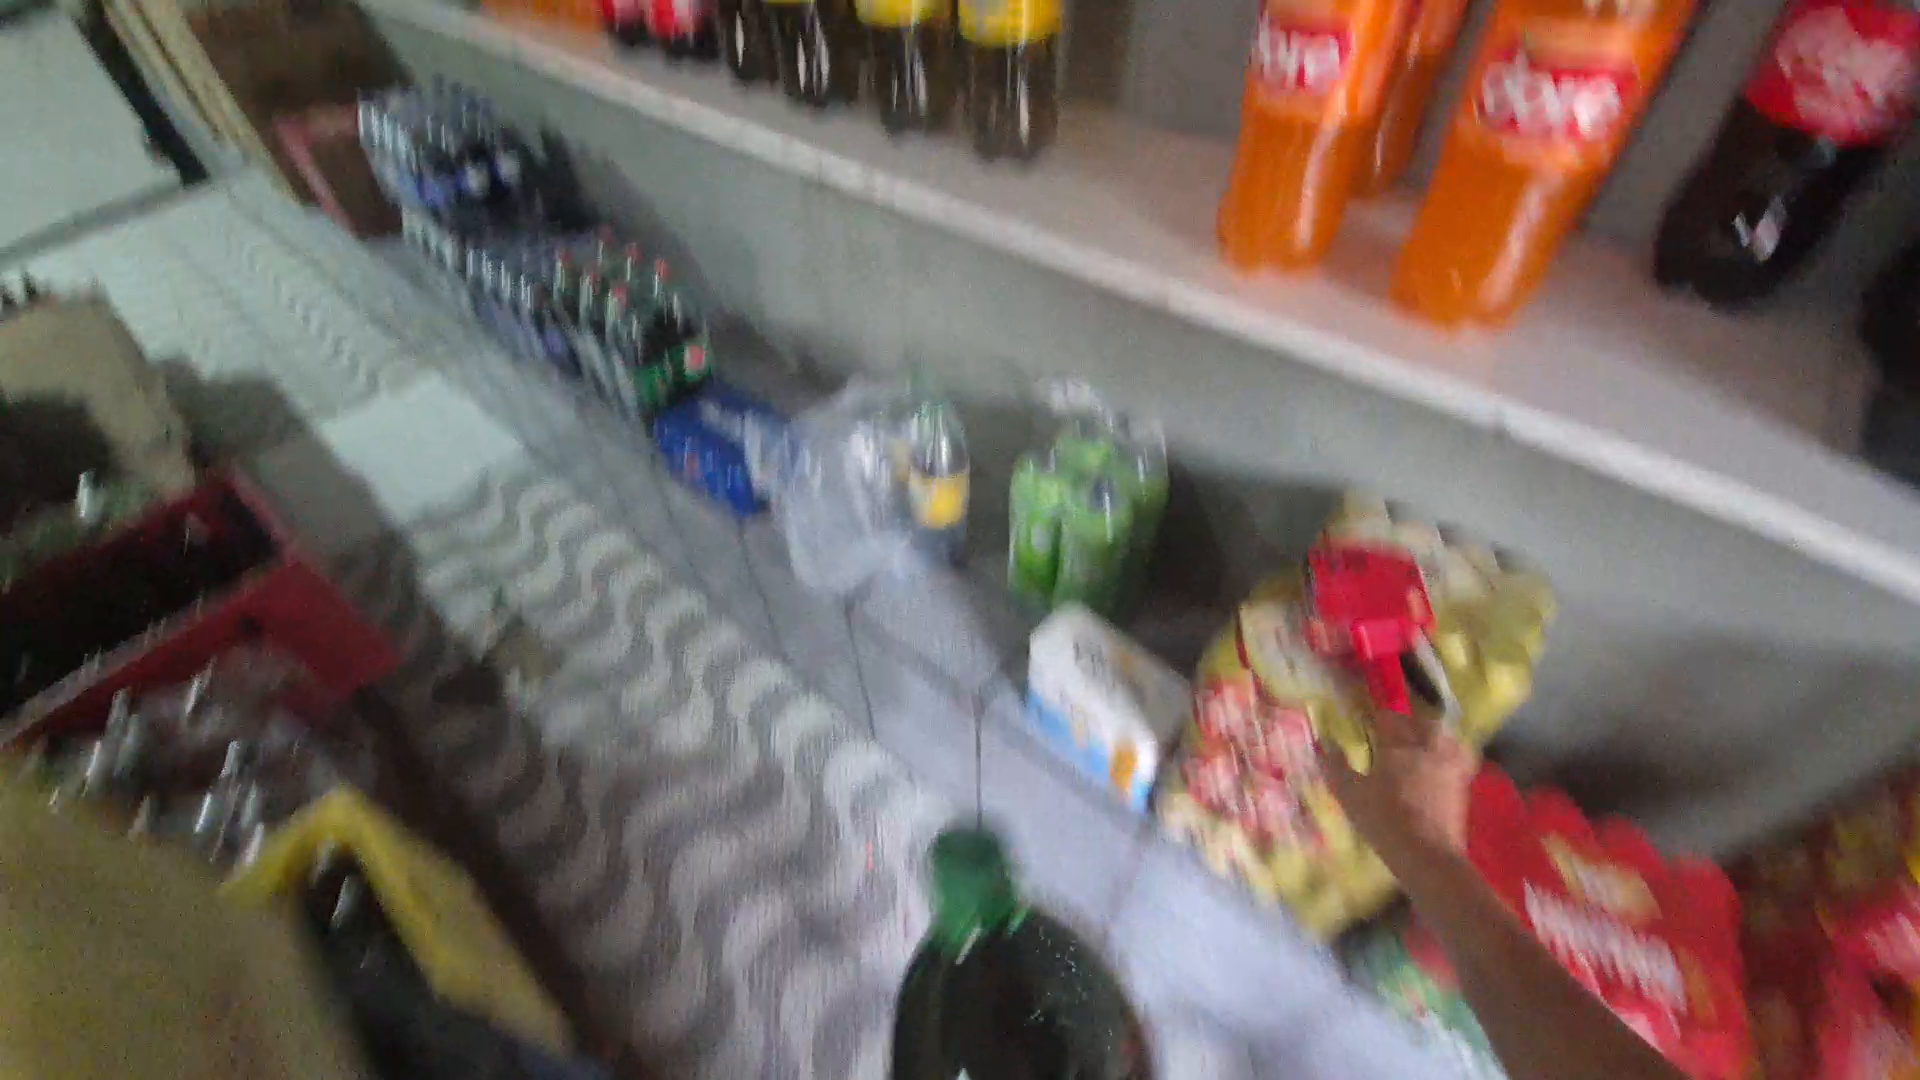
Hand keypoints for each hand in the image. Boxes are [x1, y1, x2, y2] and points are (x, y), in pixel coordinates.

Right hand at [1322, 718, 1475, 865]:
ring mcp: (1448, 768)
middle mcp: (1427, 750)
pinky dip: (1451, 754)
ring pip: (1447, 739)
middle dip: (1409, 722)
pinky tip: (1438, 764)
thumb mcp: (1349, 793)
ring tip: (1419, 741)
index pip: (1387, 719)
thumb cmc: (1383, 820)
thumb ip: (1335, 765)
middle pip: (1424, 723)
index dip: (1374, 715)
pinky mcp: (1461, 788)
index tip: (1363, 718)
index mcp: (1398, 747)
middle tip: (1394, 729)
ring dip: (1433, 735)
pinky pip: (1460, 759)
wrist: (1426, 856)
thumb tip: (1324, 743)